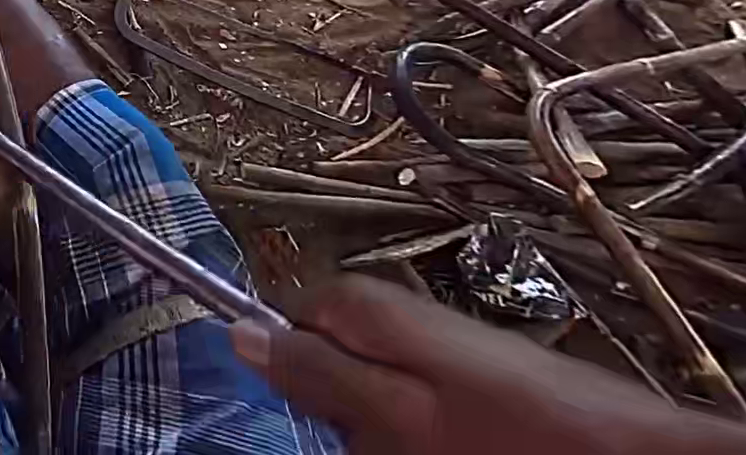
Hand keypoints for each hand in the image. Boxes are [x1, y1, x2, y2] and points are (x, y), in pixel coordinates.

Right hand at [228, 276, 745, 454]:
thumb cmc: (511, 443)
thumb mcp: (397, 416)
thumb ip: (313, 371)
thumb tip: (234, 331)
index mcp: (353, 305)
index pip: (279, 328)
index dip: (294, 378)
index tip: (331, 424)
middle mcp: (380, 309)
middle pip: (325, 364)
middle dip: (347, 415)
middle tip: (394, 451)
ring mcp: (426, 339)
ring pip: (372, 393)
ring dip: (390, 434)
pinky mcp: (465, 371)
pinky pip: (418, 406)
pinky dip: (428, 438)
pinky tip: (460, 454)